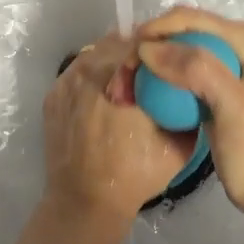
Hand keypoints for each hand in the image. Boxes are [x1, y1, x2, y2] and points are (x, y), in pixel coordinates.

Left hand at [41, 33, 196, 225]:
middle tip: (150, 64)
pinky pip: (77, 70)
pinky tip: (103, 89)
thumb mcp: (177, 146)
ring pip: (94, 53)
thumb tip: (191, 87)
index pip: (142, 42)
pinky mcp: (53, 95)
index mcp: (123, 80)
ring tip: (127, 75)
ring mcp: (67, 82)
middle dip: (134, 49)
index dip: (156, 45)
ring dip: (111, 57)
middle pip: (116, 43)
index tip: (168, 53)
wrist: (86, 201)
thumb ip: (187, 110)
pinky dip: (91, 72)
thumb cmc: (135, 175)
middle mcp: (92, 73)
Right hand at [136, 8, 243, 219]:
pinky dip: (155, 81)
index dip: (154, 33)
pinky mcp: (212, 87)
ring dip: (146, 66)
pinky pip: (177, 72)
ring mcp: (224, 65)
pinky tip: (138, 96)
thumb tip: (148, 49)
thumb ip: (198, 70)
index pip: (189, 19)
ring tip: (123, 90)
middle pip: (179, 31)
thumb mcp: (234, 107)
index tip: (126, 62)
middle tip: (120, 81)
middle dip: (146, 49)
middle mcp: (236, 44)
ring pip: (174, 51)